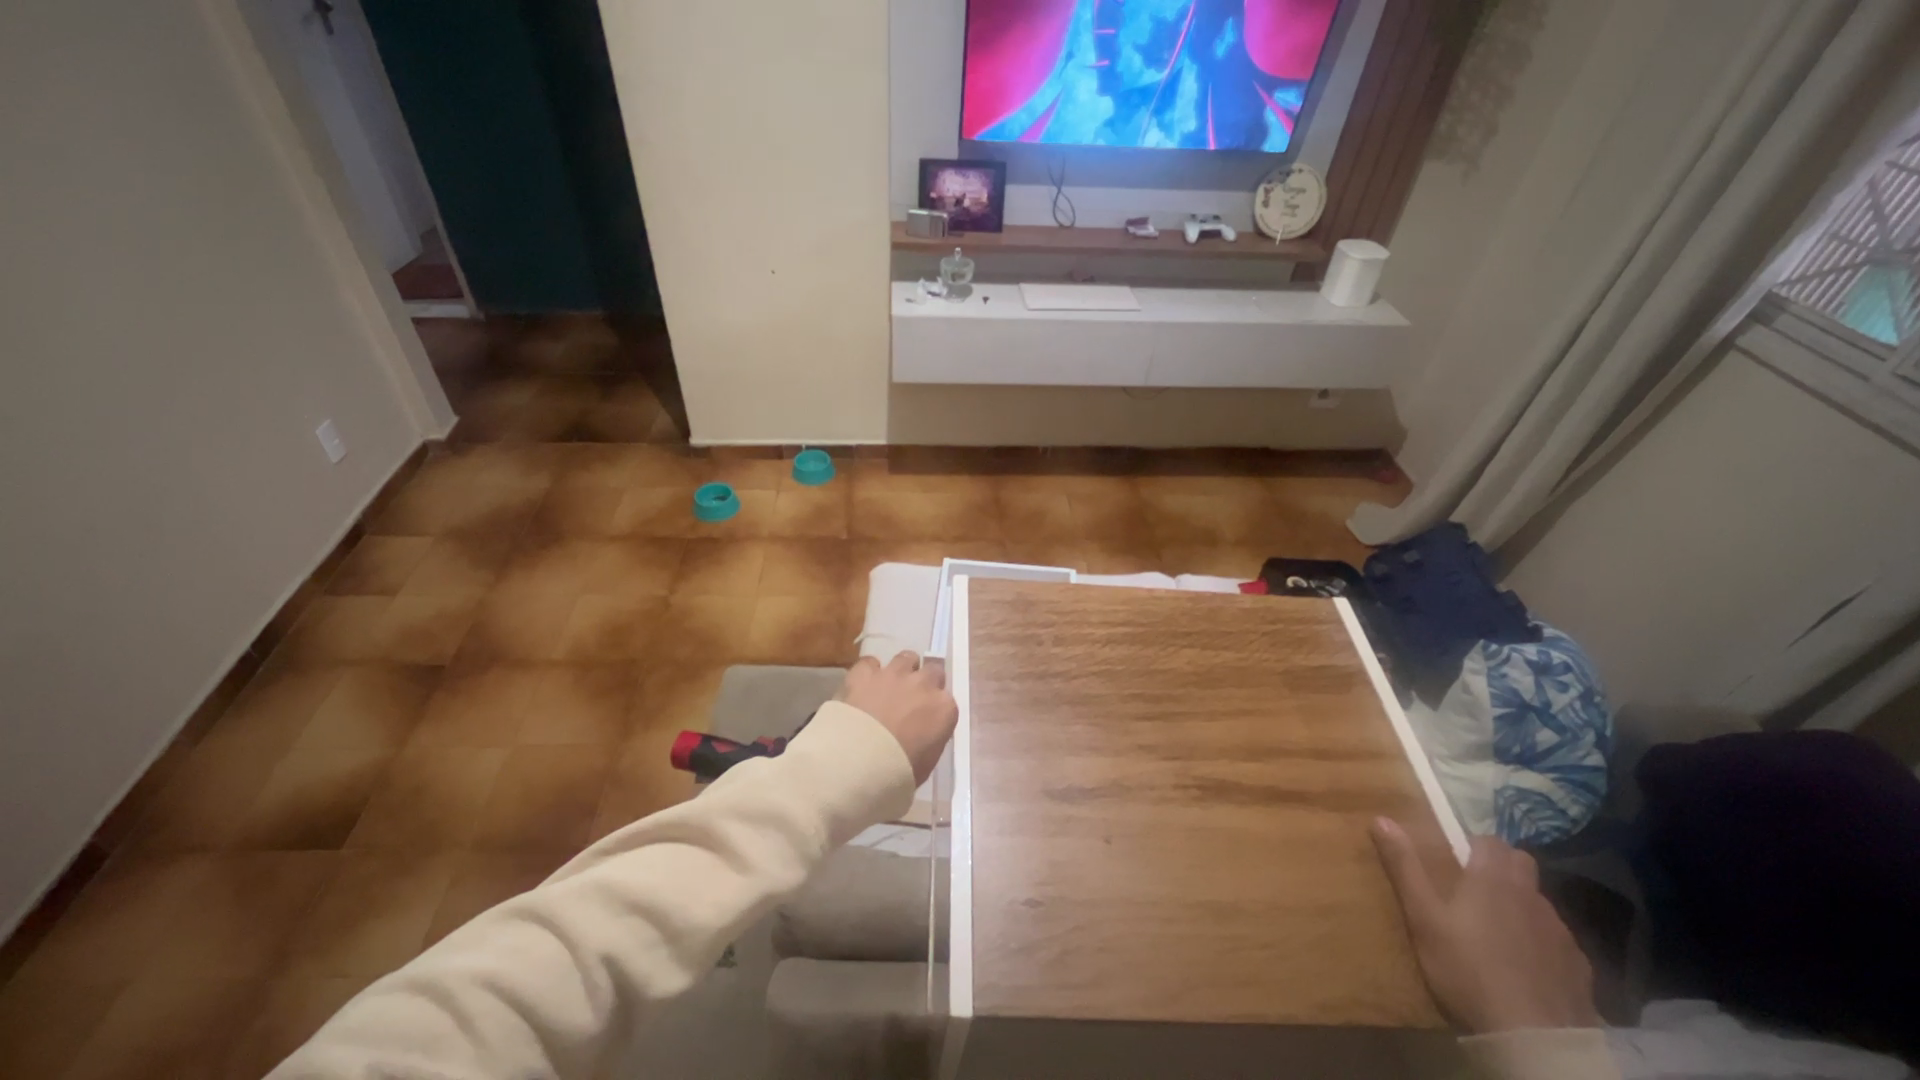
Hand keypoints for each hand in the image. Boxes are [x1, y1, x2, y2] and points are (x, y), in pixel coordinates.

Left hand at [836, 653, 956, 784]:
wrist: (859, 761)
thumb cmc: (899, 771)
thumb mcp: (926, 761)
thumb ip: (929, 739)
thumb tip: (920, 735)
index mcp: (943, 709)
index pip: (946, 701)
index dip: (935, 708)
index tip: (926, 720)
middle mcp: (923, 684)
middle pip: (932, 672)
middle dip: (923, 683)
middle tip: (911, 700)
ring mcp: (894, 675)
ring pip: (905, 658)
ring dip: (901, 670)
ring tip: (890, 685)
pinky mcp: (864, 673)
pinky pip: (869, 663)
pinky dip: (868, 671)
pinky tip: (863, 684)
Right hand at [1371, 818, 1600, 1034]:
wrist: (1534, 1035)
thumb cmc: (1468, 969)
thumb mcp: (1424, 919)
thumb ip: (1405, 868)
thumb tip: (1382, 819)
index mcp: (1493, 879)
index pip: (1490, 841)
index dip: (1474, 846)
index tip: (1457, 863)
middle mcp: (1531, 895)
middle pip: (1522, 862)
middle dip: (1502, 867)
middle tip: (1476, 891)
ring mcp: (1559, 930)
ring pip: (1539, 901)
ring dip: (1521, 905)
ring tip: (1499, 934)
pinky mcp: (1578, 964)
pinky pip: (1557, 939)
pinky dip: (1541, 942)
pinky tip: (1526, 968)